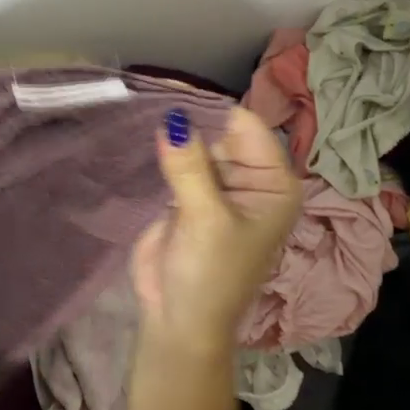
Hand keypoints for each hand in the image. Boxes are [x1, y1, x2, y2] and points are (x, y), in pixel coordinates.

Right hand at [130, 106, 301, 353]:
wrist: (178, 321)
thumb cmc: (209, 275)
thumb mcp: (204, 219)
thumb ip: (189, 167)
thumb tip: (172, 118)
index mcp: (274, 184)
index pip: (245, 128)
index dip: (209, 106)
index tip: (168, 87)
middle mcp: (249, 181)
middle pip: (219, 133)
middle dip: (188, 115)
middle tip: (146, 90)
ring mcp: (214, 190)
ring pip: (194, 147)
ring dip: (170, 132)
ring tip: (136, 103)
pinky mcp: (184, 200)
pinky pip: (174, 165)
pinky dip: (158, 151)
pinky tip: (135, 131)